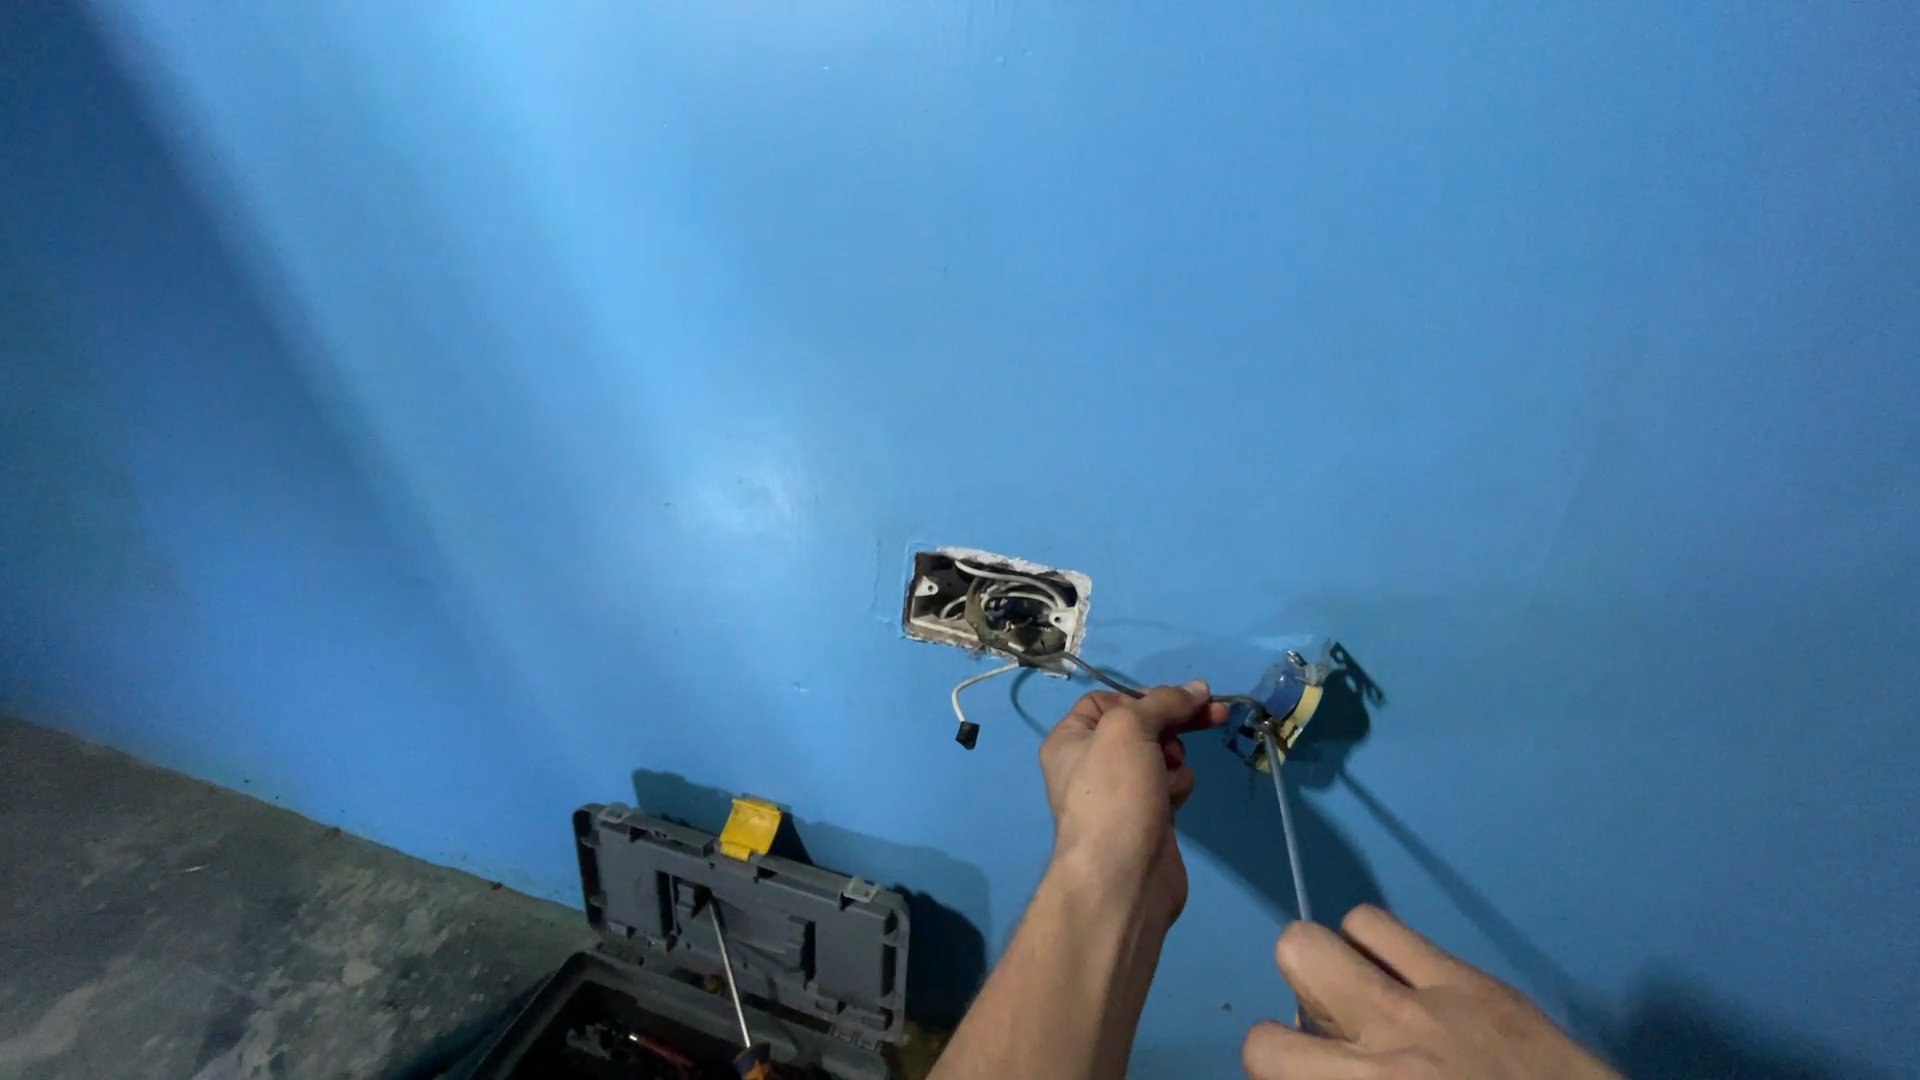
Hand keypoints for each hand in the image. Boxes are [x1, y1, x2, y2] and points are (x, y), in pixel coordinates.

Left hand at [1038, 682, 1226, 925]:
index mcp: (1070, 738)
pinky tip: (1172, 802)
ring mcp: (1119, 792)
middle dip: (1173, 723)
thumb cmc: (1113, 792)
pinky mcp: (1148, 817)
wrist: (1122, 877)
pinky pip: (1170, 785)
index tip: (1178, 699)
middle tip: (1214, 715)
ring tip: (1167, 778)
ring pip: (1160, 755)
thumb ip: (1163, 702)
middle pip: (1141, 726)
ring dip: (1172, 760)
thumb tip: (1197, 688)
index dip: (1143, 698)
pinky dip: (1177, 788)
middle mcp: (1089, 762)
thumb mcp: (1130, 728)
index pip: (1108, 700)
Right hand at [1243, 906, 1620, 1078]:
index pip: (1264, 1047)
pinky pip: (1399, 934)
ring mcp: (1439, 1001)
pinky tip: (1418, 997)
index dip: (1275, 1069)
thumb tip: (1315, 1073)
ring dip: (1346, 967)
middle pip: (1297, 949)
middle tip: (1343, 1045)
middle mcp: (1391, 1038)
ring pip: (1344, 927)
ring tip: (1378, 1011)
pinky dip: (1389, 958)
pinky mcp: (1483, 988)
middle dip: (1304, 996)